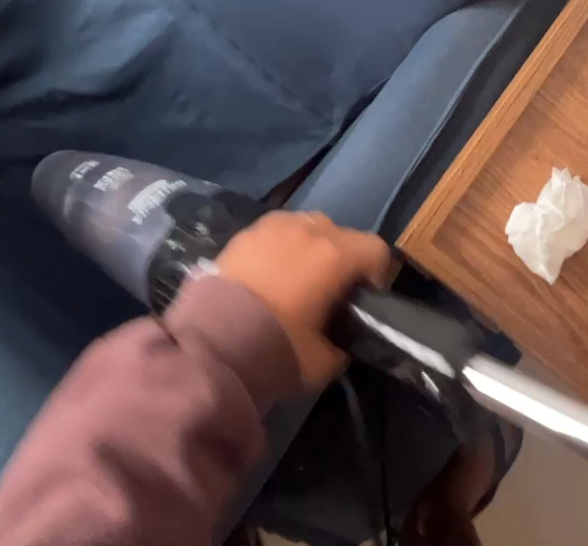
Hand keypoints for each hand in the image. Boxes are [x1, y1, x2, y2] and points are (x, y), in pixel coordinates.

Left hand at [214, 211, 395, 387]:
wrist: (211, 345)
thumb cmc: (276, 350)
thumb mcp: (324, 360)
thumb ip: (344, 341)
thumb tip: (343, 336)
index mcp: (335, 256)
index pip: (376, 249)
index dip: (376, 274)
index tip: (362, 299)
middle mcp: (309, 230)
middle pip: (342, 234)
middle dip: (342, 258)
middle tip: (329, 291)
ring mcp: (275, 226)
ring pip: (308, 226)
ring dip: (312, 246)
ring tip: (297, 278)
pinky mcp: (246, 232)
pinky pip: (278, 230)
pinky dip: (282, 245)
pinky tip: (269, 273)